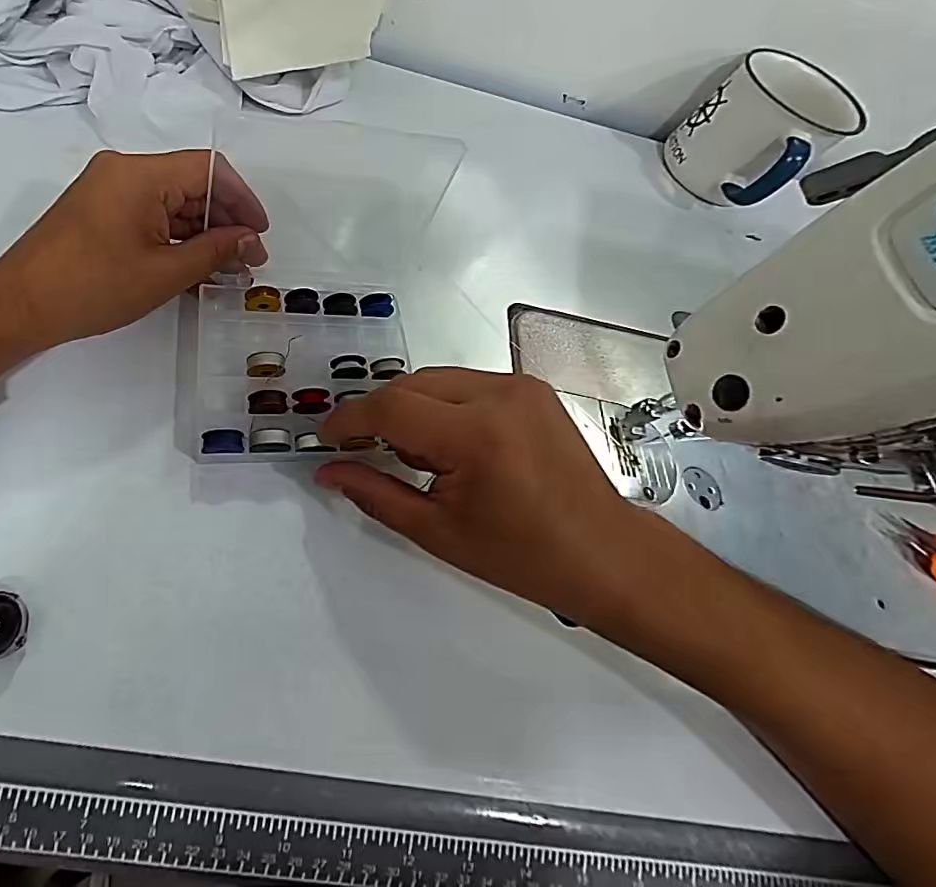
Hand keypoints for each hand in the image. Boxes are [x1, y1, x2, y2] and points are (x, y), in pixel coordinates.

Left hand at [0, 150, 268, 393]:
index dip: (242, 200)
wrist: (19, 305)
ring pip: (168, 201)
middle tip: (246, 260)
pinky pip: (145, 213)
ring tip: (223, 270)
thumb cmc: (90, 288)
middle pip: (189, 183)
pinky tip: (190, 266)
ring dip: (198, 232)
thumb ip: (213, 252)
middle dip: (223, 220)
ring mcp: (105, 189)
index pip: (209, 168)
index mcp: (140, 173)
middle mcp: (122, 170)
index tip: (259, 235)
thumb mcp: (162, 273)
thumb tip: (249, 241)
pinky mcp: (95, 210)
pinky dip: (170, 237)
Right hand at [315, 368, 698, 627]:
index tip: (327, 437)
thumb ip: (373, 493)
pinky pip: (460, 383)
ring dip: (406, 409)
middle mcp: (500, 397)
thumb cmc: (527, 555)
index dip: (349, 420)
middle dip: (377, 417)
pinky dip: (437, 406)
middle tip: (365, 452)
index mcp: (478, 436)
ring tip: (415, 456)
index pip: (389, 408)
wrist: (608, 554)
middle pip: (407, 387)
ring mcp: (519, 387)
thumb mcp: (436, 531)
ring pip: (431, 380)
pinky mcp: (529, 388)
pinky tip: (445, 444)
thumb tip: (331, 472)